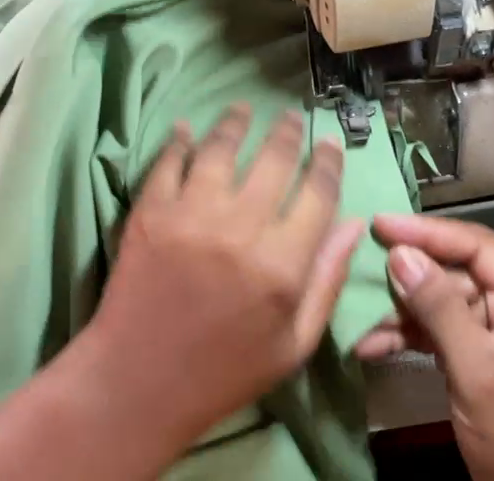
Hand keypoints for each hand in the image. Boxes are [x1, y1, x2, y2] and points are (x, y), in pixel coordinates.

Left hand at [84, 105, 366, 443]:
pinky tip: (187, 128)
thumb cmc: (225, 372)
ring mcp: (191, 214)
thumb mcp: (294, 345)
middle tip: (291, 117)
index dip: (327, 162)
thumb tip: (355, 223)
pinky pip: (169, 162)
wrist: (138, 383)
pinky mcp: (150, 211)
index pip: (318, 193)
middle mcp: (241, 228)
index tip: (329, 143)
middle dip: (288, 132)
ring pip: (221, 148)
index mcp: (283, 264)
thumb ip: (327, 280)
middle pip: (273, 159)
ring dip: (235, 122)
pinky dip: (179, 140)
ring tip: (244, 108)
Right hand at [356, 214, 493, 480]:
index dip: (427, 232)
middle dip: (407, 275)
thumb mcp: (481, 371)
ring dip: (399, 310)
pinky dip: (406, 336)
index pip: (478, 246)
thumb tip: (399, 253)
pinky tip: (370, 343)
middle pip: (456, 270)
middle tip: (357, 264)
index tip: (378, 224)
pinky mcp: (479, 354)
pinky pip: (438, 330)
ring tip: (357, 313)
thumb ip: (440, 309)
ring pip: (441, 300)